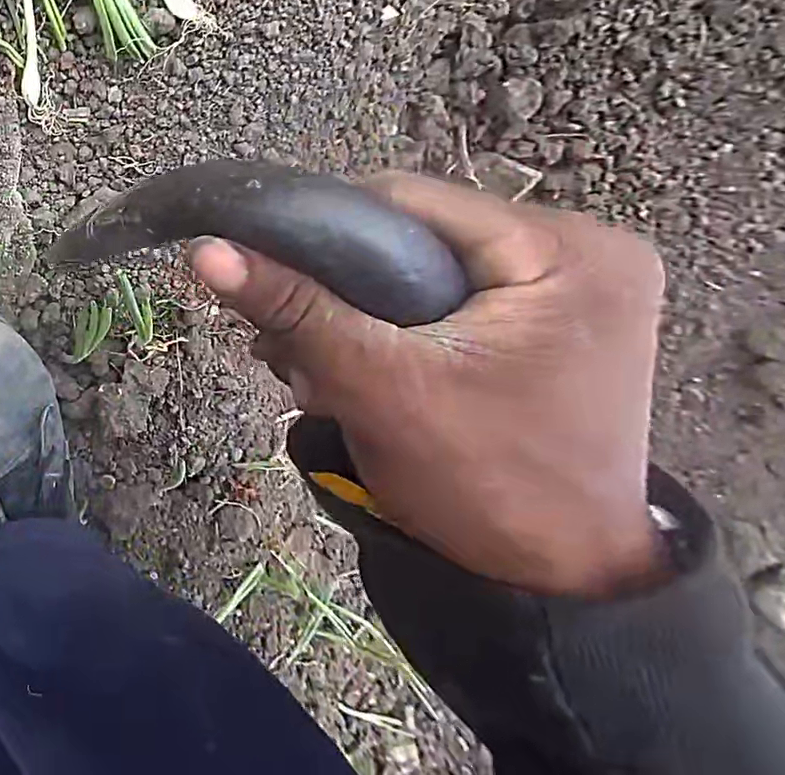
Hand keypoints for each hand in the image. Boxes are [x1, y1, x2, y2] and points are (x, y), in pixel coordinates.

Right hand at [190, 173, 666, 597]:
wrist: (550, 585)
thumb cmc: (480, 482)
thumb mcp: (373, 384)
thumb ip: (291, 307)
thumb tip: (206, 250)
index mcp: (565, 250)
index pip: (405, 199)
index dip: (323, 235)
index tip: (275, 282)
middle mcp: (579, 252)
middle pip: (408, 235)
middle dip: (336, 289)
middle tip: (294, 346)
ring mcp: (565, 289)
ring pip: (413, 266)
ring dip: (351, 313)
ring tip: (318, 370)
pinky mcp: (541, 322)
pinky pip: (437, 297)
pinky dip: (384, 328)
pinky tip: (351, 371)